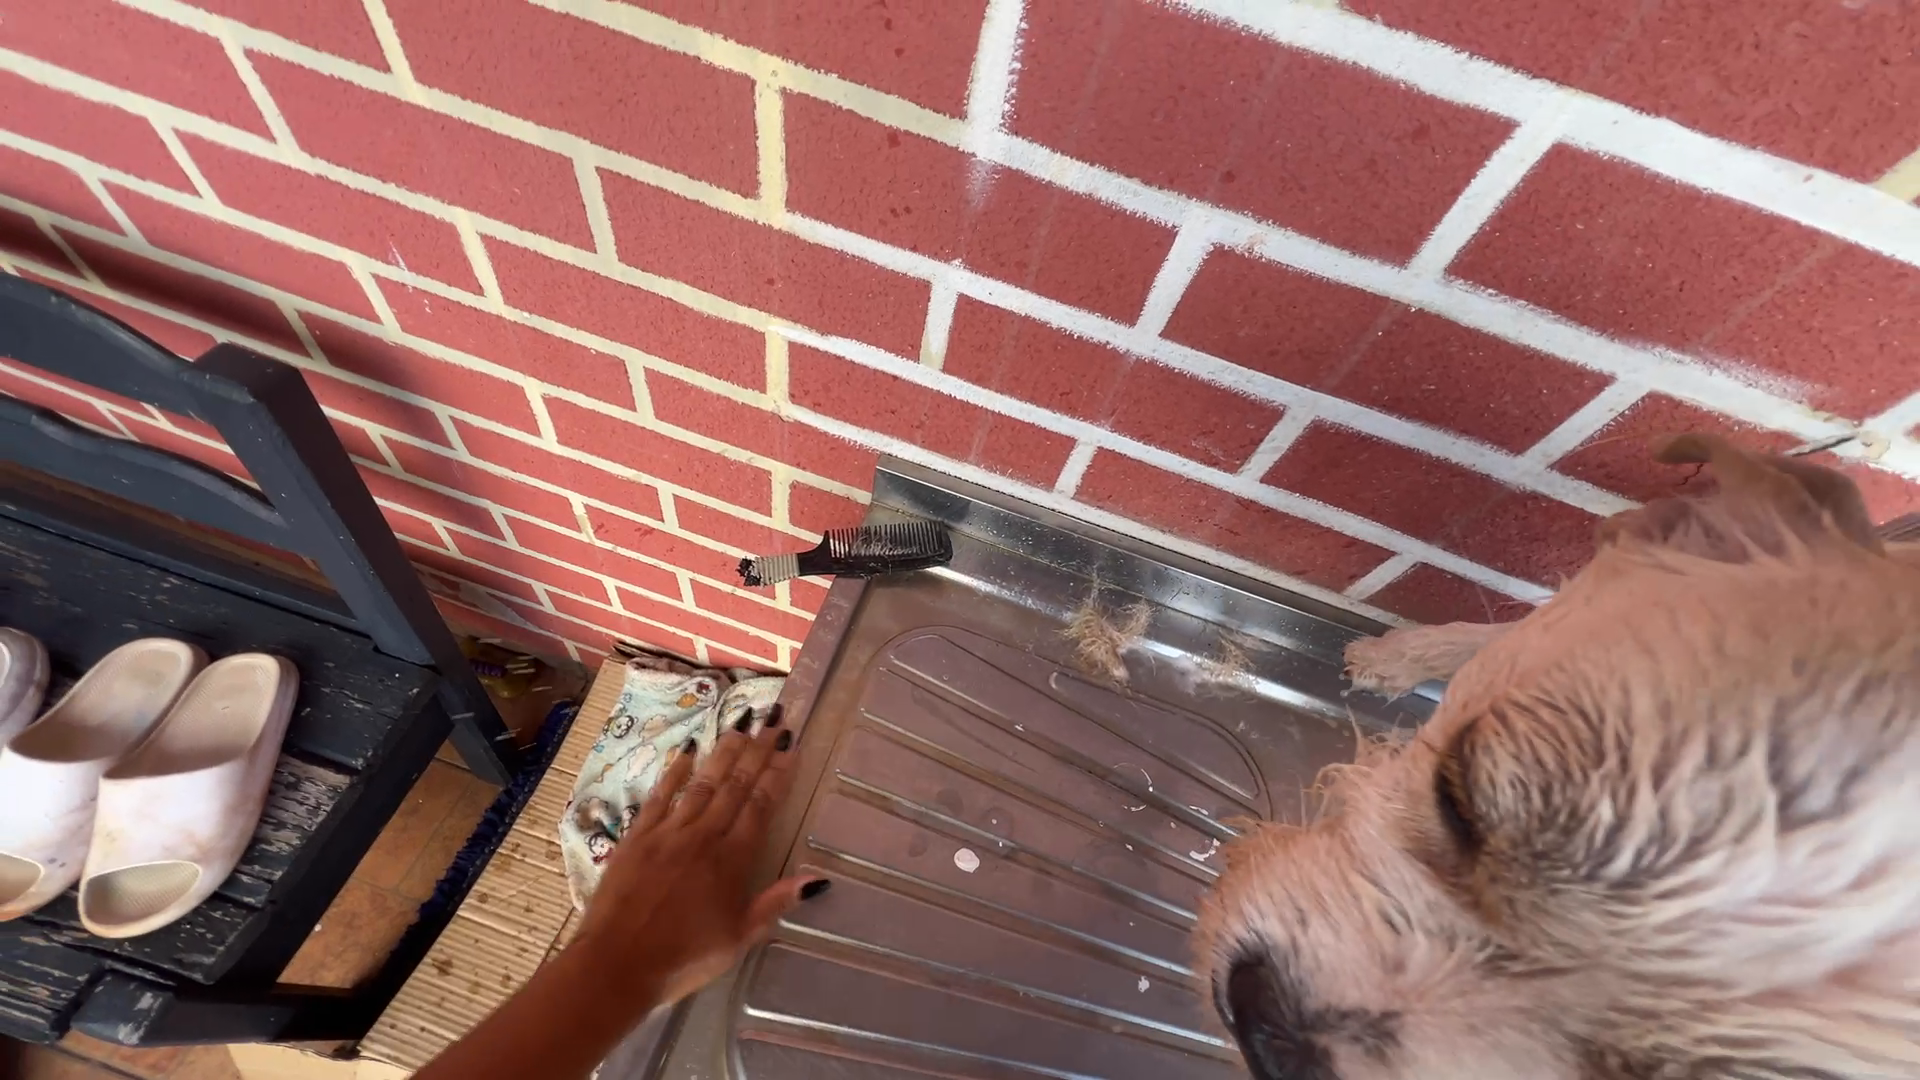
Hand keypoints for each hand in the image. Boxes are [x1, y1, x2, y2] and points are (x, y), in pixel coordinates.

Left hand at [568, 704, 825, 1011]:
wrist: (614, 968)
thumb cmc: (683, 958)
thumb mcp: (739, 938)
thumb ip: (776, 902)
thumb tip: (818, 878)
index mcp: (732, 859)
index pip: (762, 805)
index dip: (779, 773)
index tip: (791, 746)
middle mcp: (705, 835)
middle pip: (737, 784)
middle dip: (758, 750)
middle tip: (774, 720)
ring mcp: (669, 831)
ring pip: (704, 781)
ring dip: (725, 751)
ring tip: (742, 724)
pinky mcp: (638, 835)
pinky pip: (661, 794)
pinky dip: (676, 770)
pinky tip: (689, 748)